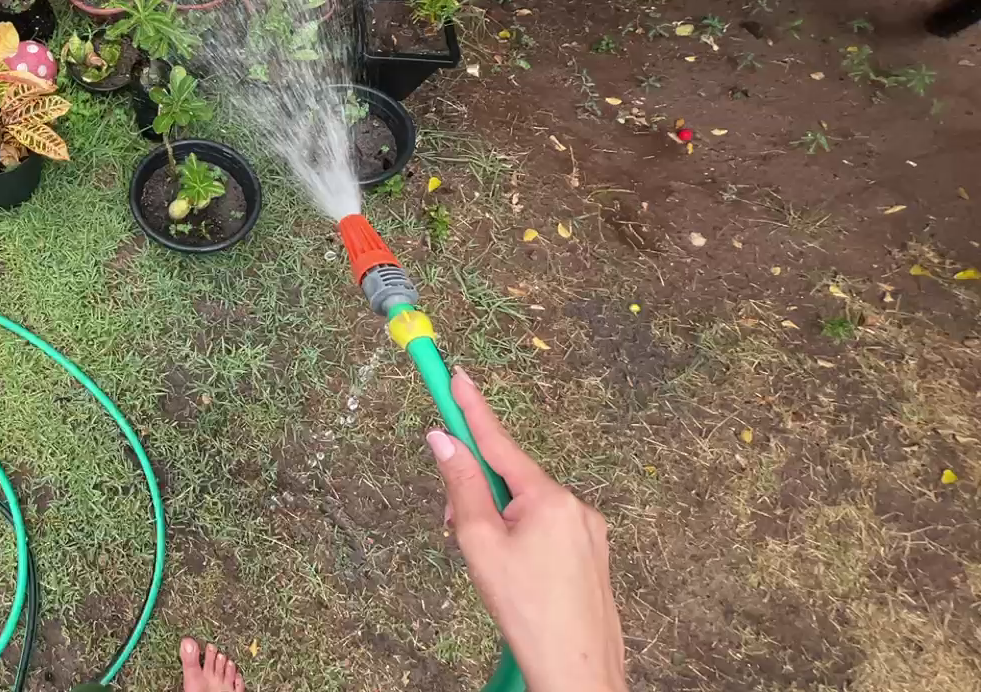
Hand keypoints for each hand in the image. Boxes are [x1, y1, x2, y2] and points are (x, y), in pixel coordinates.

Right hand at [426, 368, 626, 691]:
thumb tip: (442, 438)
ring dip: (494, 515)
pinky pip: (544, 524)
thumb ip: (460, 483)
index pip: (498, 441)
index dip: (472, 406)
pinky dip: (517, 530)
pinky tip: (509, 566)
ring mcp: (590, 531)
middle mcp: (575, 506)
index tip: (457, 373)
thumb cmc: (525, 607)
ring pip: (525, 503)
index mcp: (549, 498)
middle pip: (508, 476)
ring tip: (484, 558)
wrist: (579, 675)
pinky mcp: (593, 554)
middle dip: (476, 488)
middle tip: (453, 525)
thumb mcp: (478, 539)